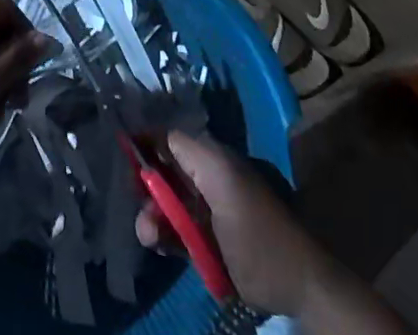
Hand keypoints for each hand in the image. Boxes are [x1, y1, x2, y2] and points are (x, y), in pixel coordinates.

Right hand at [135, 132, 330, 316]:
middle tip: (141, 209)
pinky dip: (163, 237)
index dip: (148, 143)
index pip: (172, 142)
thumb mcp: (223, 179)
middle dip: (147, 189)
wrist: (294, 285)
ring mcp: (207, 215)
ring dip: (152, 217)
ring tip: (150, 236)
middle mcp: (209, 182)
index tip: (123, 152)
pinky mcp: (206, 246)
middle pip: (165, 176)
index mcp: (215, 160)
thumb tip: (157, 133)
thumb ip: (190, 151)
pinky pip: (175, 234)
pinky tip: (157, 245)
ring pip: (166, 207)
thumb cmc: (256, 226)